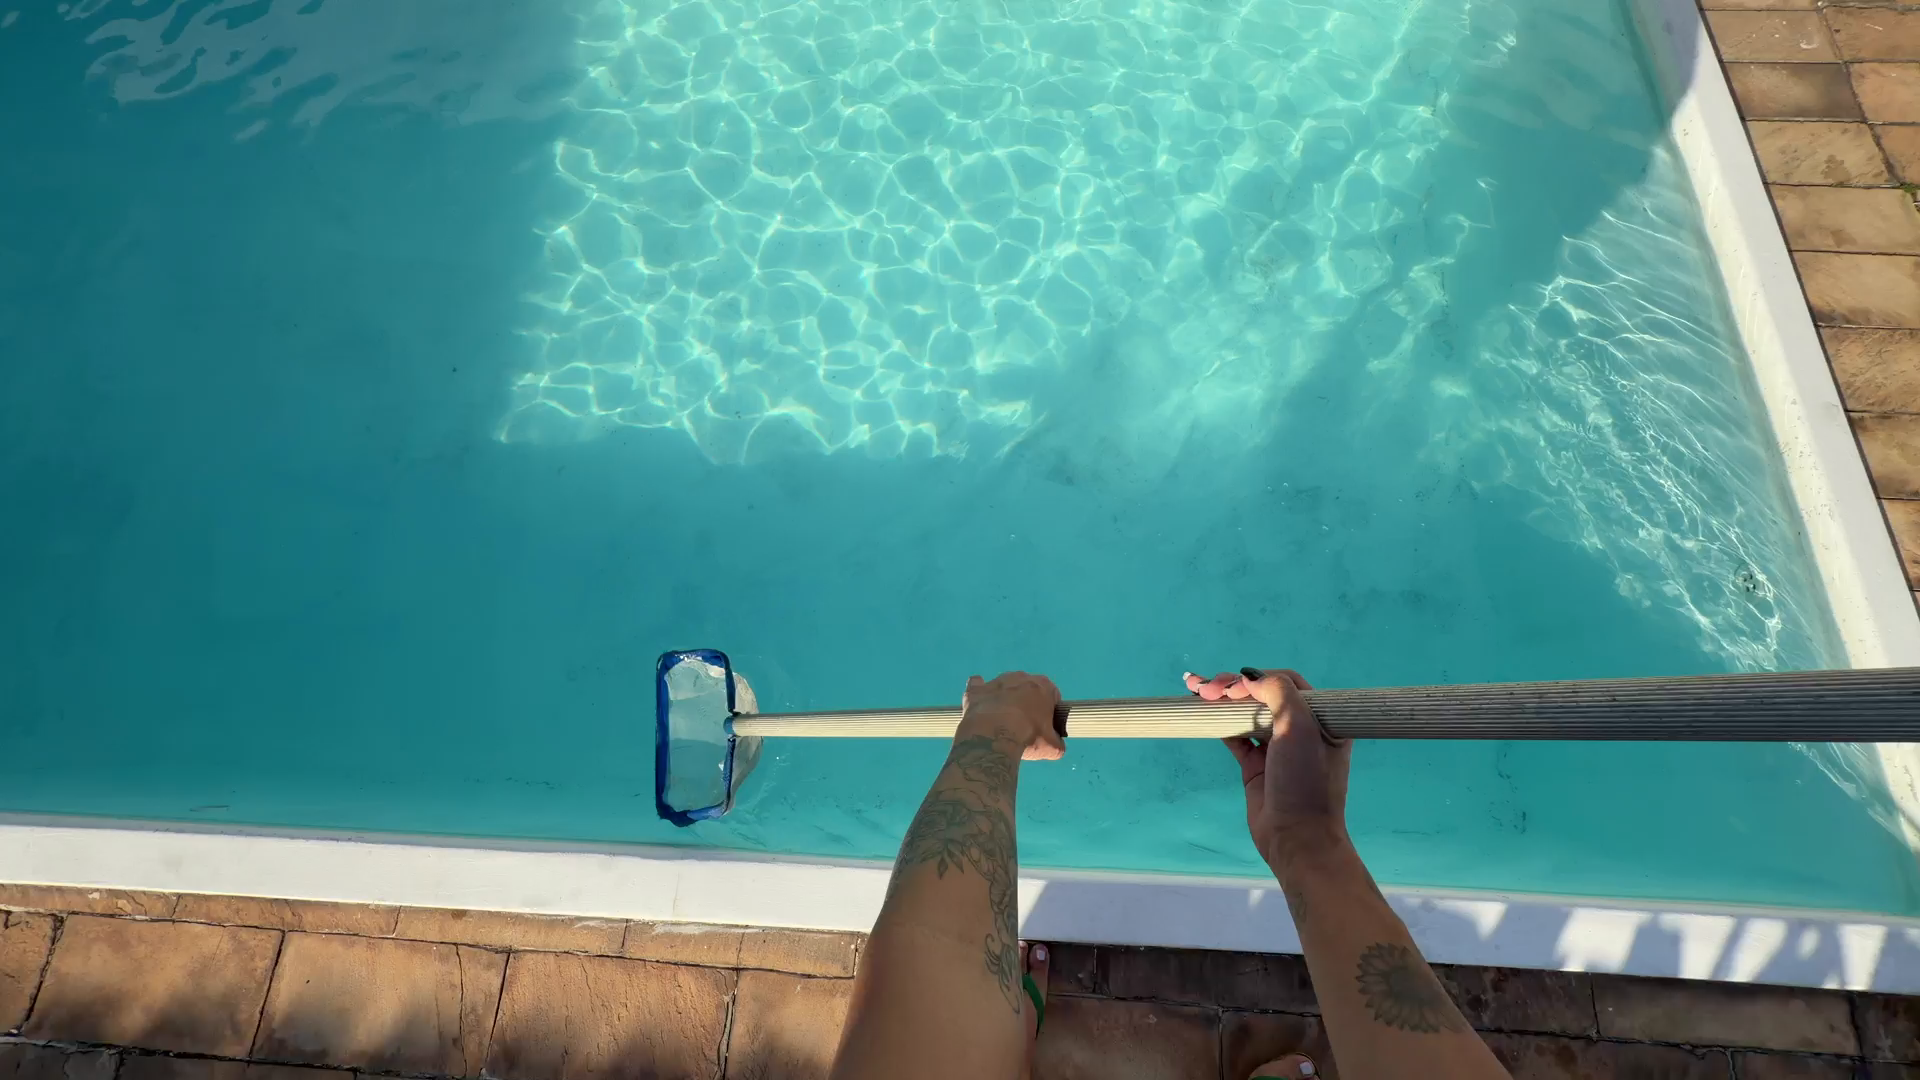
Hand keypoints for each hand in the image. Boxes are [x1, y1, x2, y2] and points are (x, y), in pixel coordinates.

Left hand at [960, 672, 1065, 760]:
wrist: (993, 736)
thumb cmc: (1027, 737)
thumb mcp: (1052, 747)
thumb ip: (1057, 743)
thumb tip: (1056, 746)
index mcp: (1043, 686)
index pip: (1052, 695)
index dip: (1049, 711)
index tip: (1045, 725)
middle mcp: (1020, 677)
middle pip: (1027, 689)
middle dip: (1026, 704)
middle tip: (1024, 726)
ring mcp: (996, 681)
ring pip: (1003, 687)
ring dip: (1004, 700)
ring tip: (1001, 723)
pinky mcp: (976, 689)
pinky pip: (977, 686)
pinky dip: (980, 695)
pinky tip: (981, 707)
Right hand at [1188, 668, 1351, 874]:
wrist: (1296, 837)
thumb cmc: (1306, 779)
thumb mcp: (1299, 727)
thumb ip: (1277, 693)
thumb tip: (1248, 678)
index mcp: (1321, 719)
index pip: (1287, 682)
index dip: (1258, 678)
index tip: (1235, 688)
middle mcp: (1300, 729)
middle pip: (1261, 696)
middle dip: (1232, 686)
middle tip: (1206, 687)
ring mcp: (1275, 747)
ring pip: (1244, 713)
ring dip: (1220, 701)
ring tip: (1194, 689)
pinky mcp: (1254, 764)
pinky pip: (1234, 735)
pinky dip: (1218, 722)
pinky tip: (1202, 712)